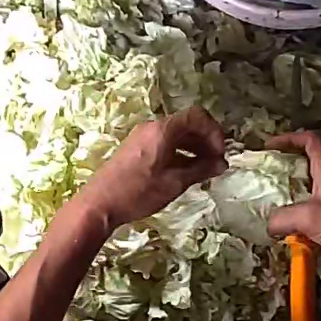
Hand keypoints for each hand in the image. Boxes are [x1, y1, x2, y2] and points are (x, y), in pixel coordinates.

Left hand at [75, 107, 228, 230]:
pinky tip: (186, 172)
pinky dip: (180, 153)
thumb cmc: (138, 192)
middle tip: (216, 163)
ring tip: (205, 170)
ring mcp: (143, 137)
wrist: (99, 204)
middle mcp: (152, 128)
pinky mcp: (137, 149)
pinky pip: (165, 144)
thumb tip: (221, 164)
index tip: (220, 153)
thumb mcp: (174, 183)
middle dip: (206, 141)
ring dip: (194, 148)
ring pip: (176, 135)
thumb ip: (200, 170)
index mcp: (162, 130)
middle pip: (187, 125)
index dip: (214, 132)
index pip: (197, 116)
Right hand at [267, 130, 320, 283]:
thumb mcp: (307, 217)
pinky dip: (297, 218)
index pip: (311, 141)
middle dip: (285, 168)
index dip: (290, 138)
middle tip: (266, 176)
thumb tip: (269, 225)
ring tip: (272, 204)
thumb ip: (282, 218)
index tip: (270, 146)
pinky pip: (311, 213)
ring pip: (307, 191)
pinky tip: (286, 230)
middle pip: (307, 165)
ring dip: (290, 196)